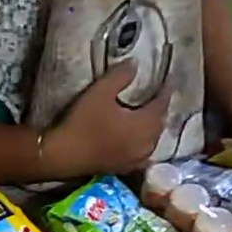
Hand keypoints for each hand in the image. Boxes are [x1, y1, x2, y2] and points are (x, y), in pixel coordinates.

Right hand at [44, 62, 173, 175]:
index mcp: (143, 125)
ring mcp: (134, 160)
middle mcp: (144, 144)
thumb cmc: (83, 123)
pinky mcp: (123, 169)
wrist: (63, 156)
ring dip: (152, 129)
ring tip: (149, 119)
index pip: (161, 105)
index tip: (167, 80)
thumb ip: (121, 75)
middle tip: (158, 98)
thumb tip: (136, 63)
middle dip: (160, 111)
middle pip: (159, 125)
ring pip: (152, 142)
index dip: (165, 91)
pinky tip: (137, 142)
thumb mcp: (100, 92)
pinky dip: (143, 145)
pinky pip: (141, 155)